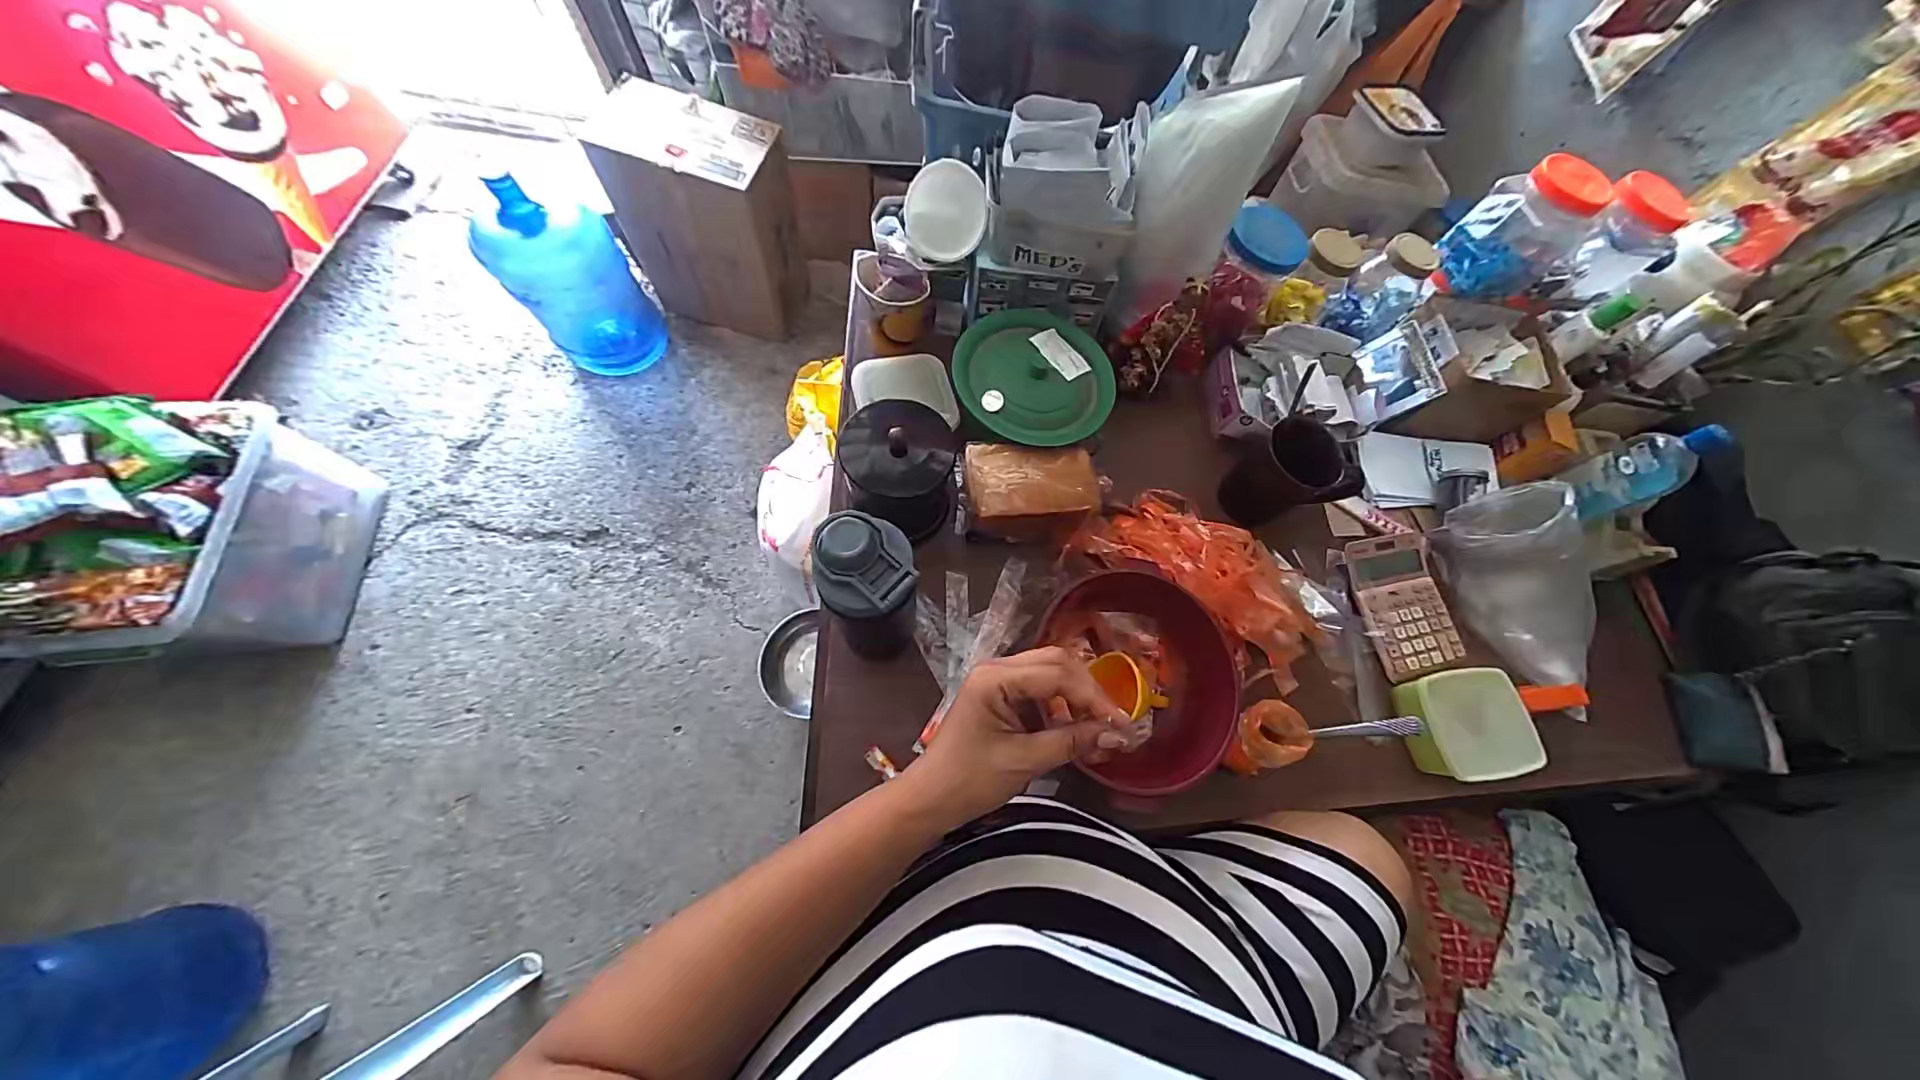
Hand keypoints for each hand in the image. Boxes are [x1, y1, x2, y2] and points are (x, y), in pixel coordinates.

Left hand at [901, 647, 1131, 829]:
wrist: (930, 798)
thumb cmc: (968, 780)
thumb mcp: (1023, 761)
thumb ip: (1070, 742)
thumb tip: (1115, 735)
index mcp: (994, 678)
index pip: (1057, 673)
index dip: (1093, 697)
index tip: (1121, 723)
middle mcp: (996, 669)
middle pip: (1056, 663)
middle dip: (1088, 691)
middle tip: (1114, 721)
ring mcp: (996, 680)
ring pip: (1049, 673)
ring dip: (1076, 698)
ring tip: (1098, 728)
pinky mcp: (1000, 696)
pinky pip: (1038, 690)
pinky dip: (1060, 706)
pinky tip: (1073, 728)